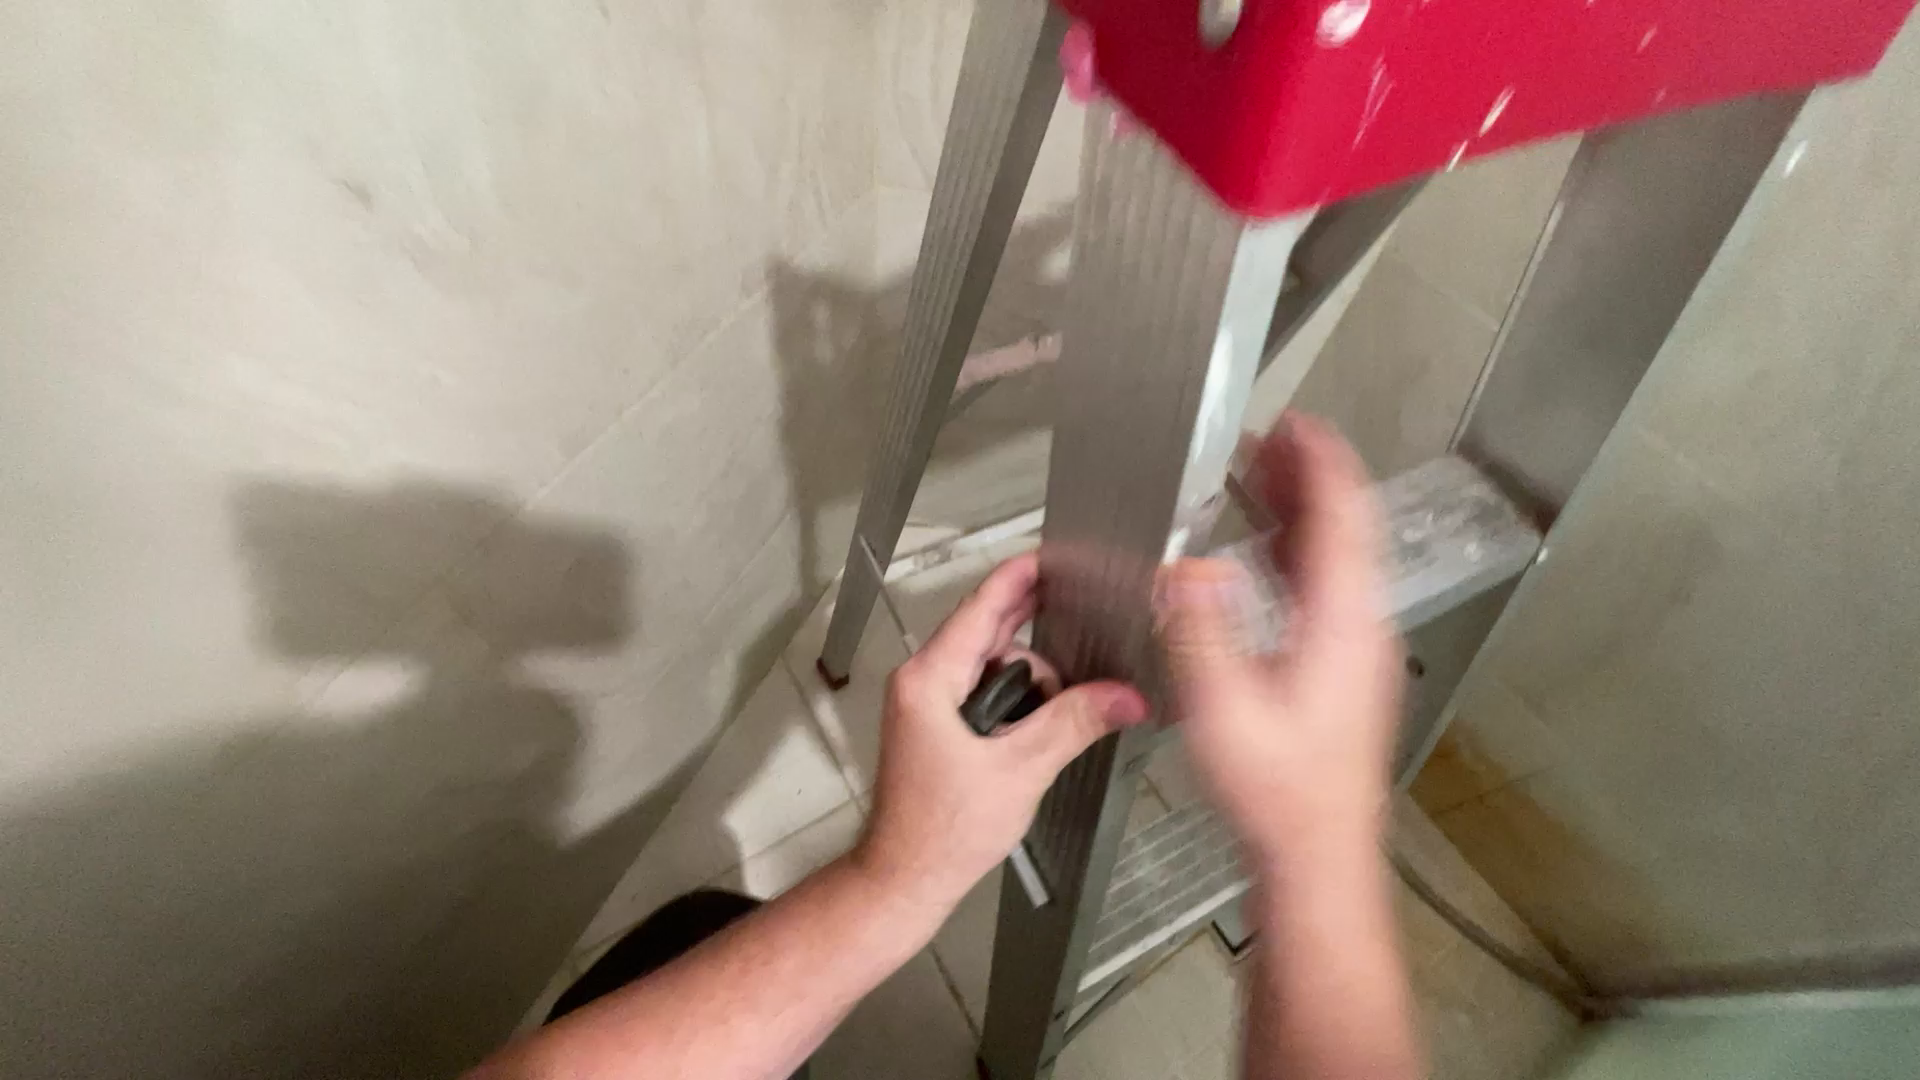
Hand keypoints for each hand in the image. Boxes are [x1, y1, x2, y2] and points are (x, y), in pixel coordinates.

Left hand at [853, 553, 1148, 913]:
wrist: (906, 878)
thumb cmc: (945, 831)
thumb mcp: (1020, 772)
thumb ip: (1073, 724)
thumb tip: (1127, 697)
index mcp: (930, 679)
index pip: (981, 608)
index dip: (1019, 577)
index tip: (1054, 556)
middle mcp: (922, 679)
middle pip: (987, 631)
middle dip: (1036, 628)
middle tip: (1084, 614)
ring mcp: (926, 699)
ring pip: (990, 662)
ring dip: (1031, 679)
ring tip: (1062, 712)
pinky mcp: (936, 720)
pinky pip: (982, 687)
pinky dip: (1015, 696)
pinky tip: (1041, 723)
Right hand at [1160, 415, 1402, 873]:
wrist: (1314, 846)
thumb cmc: (1278, 788)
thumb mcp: (1224, 712)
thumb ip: (1203, 636)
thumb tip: (1187, 570)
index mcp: (1339, 626)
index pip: (1343, 521)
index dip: (1322, 465)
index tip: (1297, 425)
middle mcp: (1356, 627)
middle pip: (1343, 528)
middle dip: (1306, 476)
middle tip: (1268, 441)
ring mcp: (1351, 645)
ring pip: (1334, 554)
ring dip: (1302, 508)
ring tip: (1263, 477)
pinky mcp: (1337, 662)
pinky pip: (1322, 584)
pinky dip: (1296, 548)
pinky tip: (1264, 548)